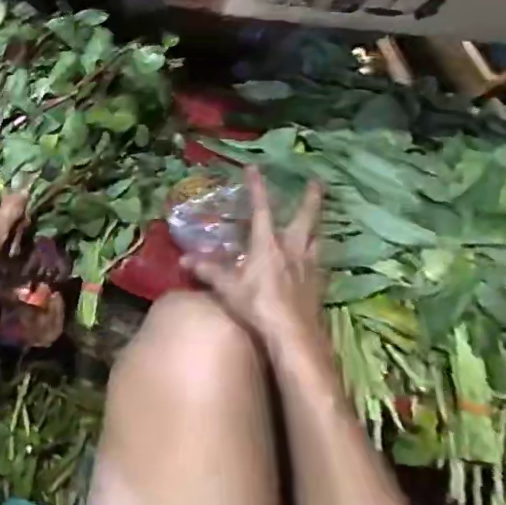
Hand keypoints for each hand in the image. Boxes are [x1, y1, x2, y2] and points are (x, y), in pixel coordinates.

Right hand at [183, 166, 327, 357]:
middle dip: (310, 200)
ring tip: (318, 219)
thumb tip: (185, 259)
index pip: (261, 210)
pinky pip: (320, 263)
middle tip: (317, 182)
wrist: (293, 335)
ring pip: (318, 238)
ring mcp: (309, 268)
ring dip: (318, 226)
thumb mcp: (227, 289)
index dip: (257, 189)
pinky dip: (318, 255)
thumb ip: (208, 271)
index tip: (255, 168)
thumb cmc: (257, 307)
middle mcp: (292, 250)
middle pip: (305, 219)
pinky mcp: (319, 285)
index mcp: (267, 246)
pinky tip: (317, 259)